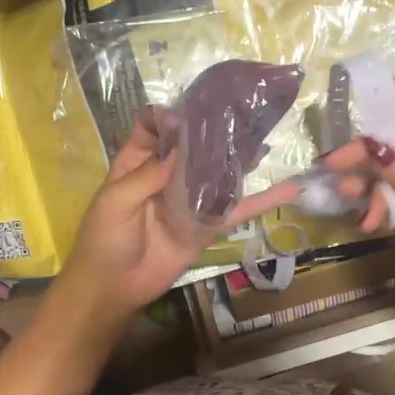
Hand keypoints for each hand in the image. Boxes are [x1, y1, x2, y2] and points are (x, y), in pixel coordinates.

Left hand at [55, 108, 300, 325]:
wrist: (113, 287)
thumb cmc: (105, 238)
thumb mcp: (117, 200)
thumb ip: (148, 173)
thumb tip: (181, 143)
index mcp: (138, 163)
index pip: (156, 128)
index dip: (173, 116)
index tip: (197, 107)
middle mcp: (167, 177)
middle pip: (194, 146)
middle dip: (216, 129)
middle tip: (247, 111)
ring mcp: (189, 201)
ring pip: (219, 173)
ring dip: (241, 158)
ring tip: (268, 137)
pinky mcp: (206, 227)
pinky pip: (235, 211)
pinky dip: (262, 202)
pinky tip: (289, 189)